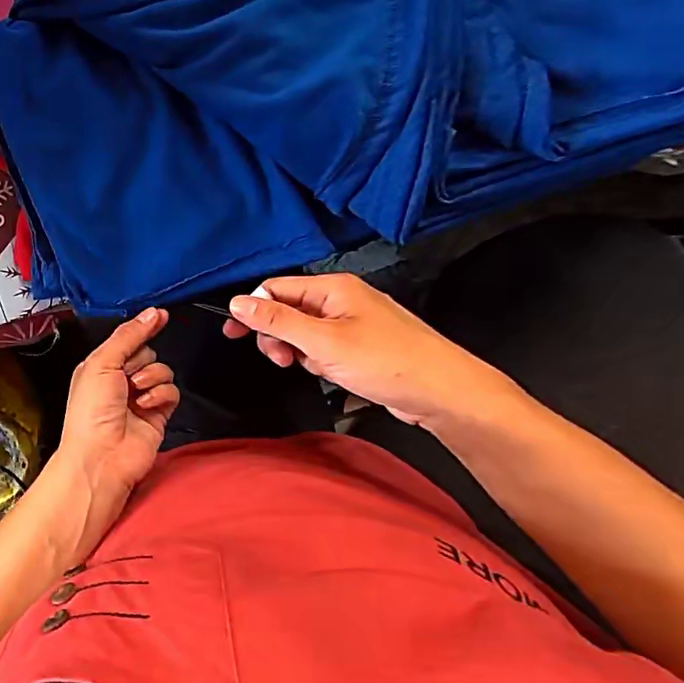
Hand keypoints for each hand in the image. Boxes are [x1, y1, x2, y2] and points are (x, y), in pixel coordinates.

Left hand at [56, 307, 180, 492]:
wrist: (102, 456)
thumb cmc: (90, 413)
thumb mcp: (102, 362)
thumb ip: (128, 336)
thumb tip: (152, 314)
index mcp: (99, 365)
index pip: (126, 339)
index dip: (142, 329)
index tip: (161, 316)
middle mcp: (118, 380)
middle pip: (147, 353)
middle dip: (141, 361)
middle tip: (127, 377)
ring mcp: (139, 397)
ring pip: (162, 371)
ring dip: (151, 378)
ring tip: (135, 393)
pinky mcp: (157, 414)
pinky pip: (172, 392)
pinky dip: (162, 395)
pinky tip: (146, 404)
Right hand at [222, 274, 523, 427]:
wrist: (447, 394)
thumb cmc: (391, 364)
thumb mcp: (321, 341)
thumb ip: (275, 321)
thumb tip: (237, 302)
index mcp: (333, 288)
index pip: (274, 288)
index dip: (251, 311)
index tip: (235, 334)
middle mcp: (342, 298)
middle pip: (286, 309)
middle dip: (275, 335)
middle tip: (280, 357)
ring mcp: (353, 320)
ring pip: (302, 330)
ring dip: (296, 350)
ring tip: (311, 367)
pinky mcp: (361, 343)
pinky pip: (322, 344)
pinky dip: (317, 358)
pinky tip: (330, 371)